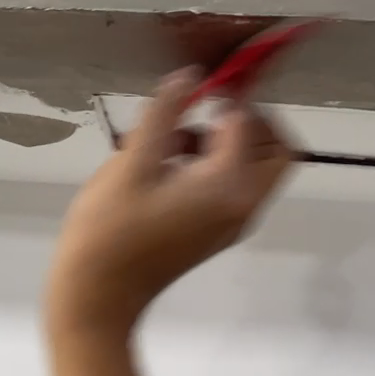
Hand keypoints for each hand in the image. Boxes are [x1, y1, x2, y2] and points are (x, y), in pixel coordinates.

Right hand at [47, 67, 297, 338]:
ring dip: (224, 143)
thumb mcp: (132, 162)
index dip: (228, 96)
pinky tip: (162, 167)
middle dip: (246, 121)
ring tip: (166, 141)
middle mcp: (244, 204)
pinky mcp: (215, 232)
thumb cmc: (110, 227)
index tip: (195, 88)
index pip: (252, 124)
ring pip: (255, 168)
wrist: (97, 297)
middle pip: (276, 150)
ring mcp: (232, 222)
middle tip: (199, 110)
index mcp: (230, 185)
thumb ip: (165, 114)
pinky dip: (212, 167)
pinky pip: (233, 187)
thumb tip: (190, 77)